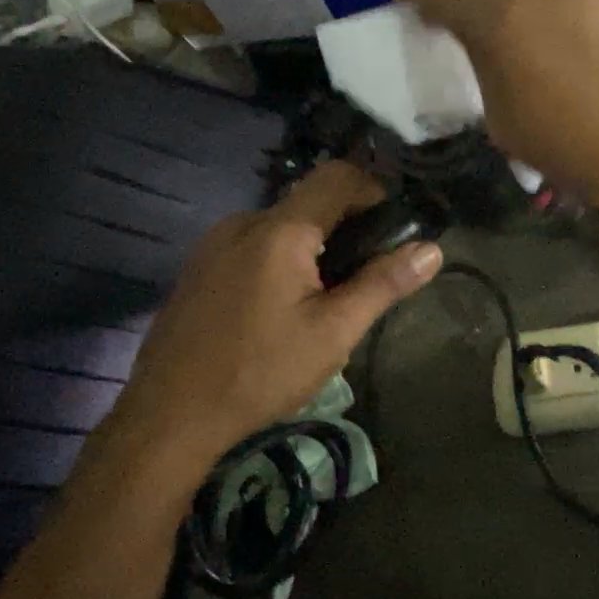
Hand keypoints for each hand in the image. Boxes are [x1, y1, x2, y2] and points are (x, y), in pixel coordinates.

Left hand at [109, 162, 442, 458]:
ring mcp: (213, 245)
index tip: (393, 227)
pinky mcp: (197, 269)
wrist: (165, 421)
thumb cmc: (260, 372)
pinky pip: (253, 243)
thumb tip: (433, 249)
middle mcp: (244, 223)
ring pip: (281, 224)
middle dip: (346, 225)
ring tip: (325, 296)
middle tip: (365, 273)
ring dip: (312, 244)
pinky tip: (281, 308)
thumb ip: (384, 283)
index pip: (337, 176)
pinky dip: (281, 257)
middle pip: (310, 201)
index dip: (373, 189)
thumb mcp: (334, 332)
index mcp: (281, 231)